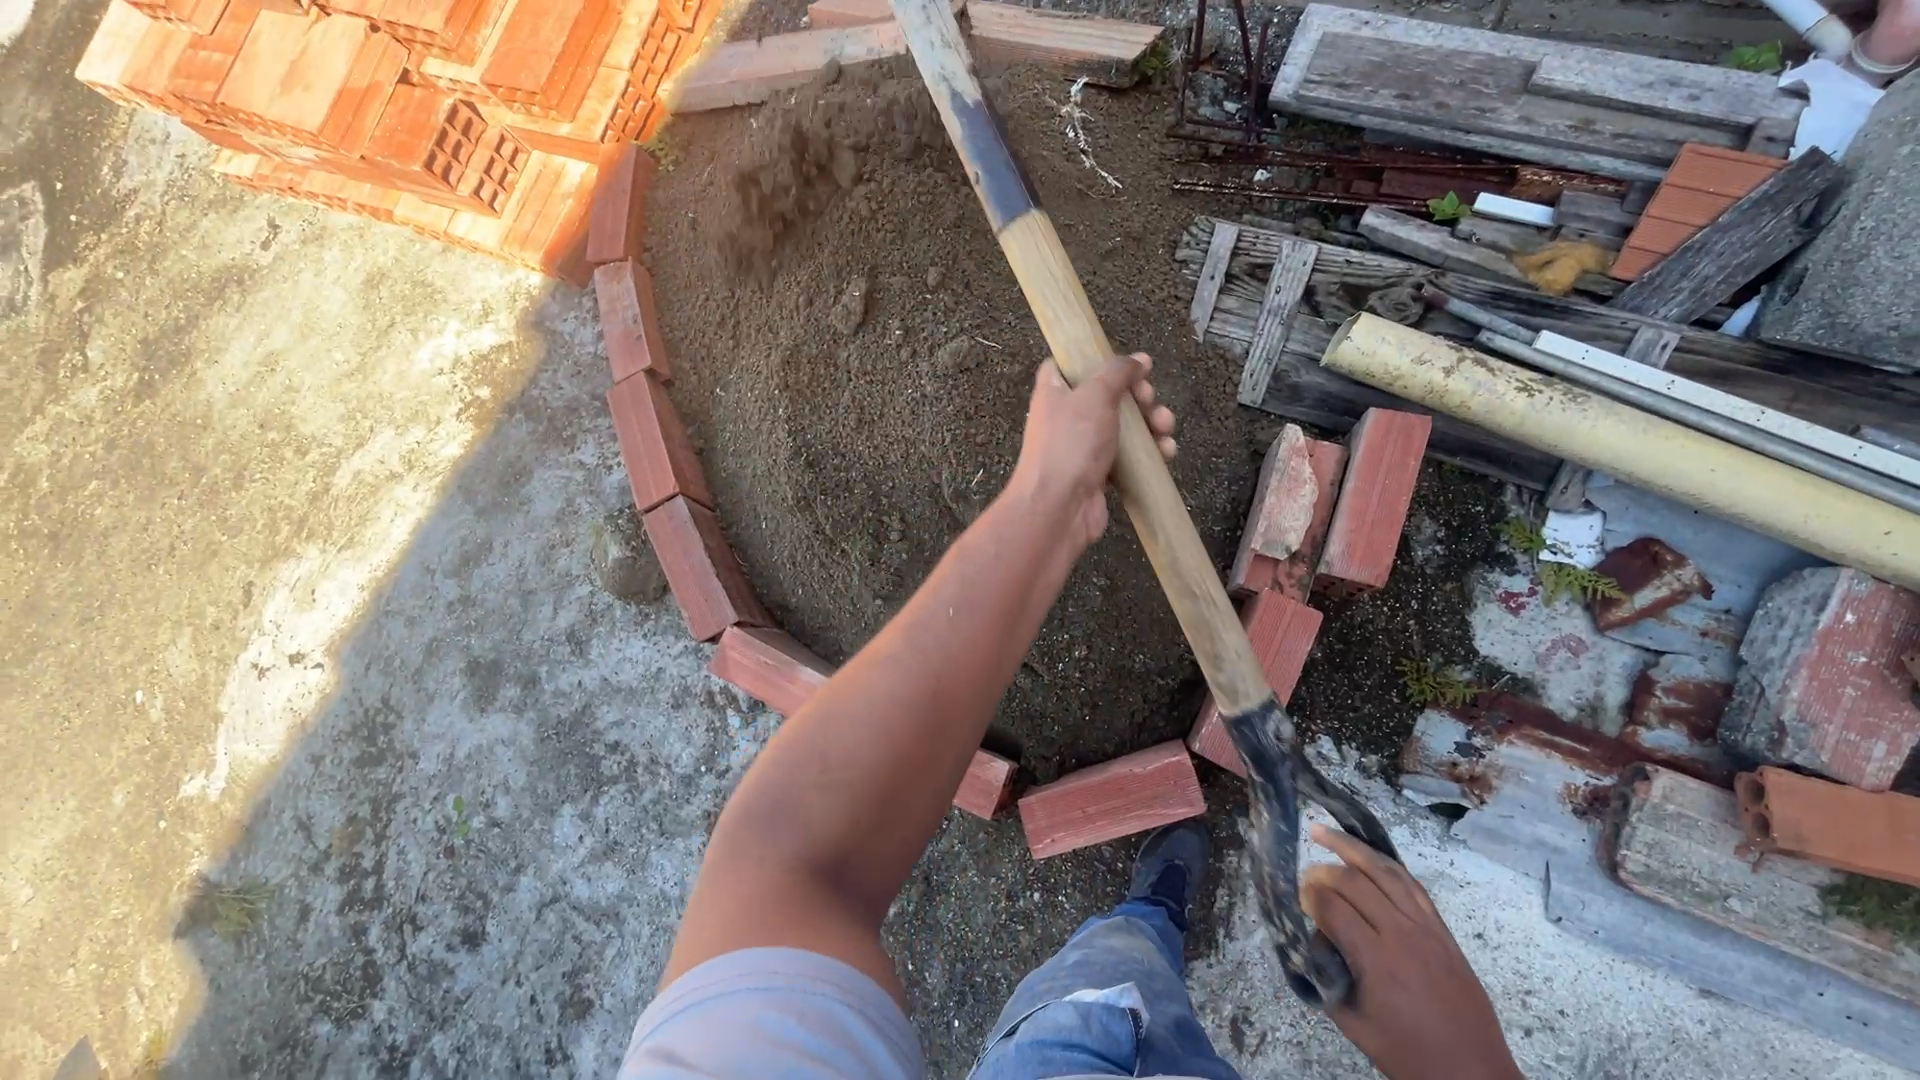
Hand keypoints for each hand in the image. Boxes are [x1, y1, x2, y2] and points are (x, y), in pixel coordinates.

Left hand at [1006, 353, 1175, 553]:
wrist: (1058, 508)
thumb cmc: (1070, 444)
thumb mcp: (1095, 395)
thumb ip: (1117, 372)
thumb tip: (1139, 360)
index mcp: (1055, 391)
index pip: (1070, 365)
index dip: (1098, 360)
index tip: (1128, 362)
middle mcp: (1067, 417)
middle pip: (1108, 395)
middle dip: (1138, 395)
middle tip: (1149, 399)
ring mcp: (1083, 447)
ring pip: (1124, 426)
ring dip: (1150, 423)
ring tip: (1165, 427)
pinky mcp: (1099, 473)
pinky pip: (1129, 457)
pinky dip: (1149, 452)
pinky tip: (1166, 452)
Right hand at [1302, 824, 1522, 1079]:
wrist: (1473, 1073)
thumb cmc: (1408, 1054)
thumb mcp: (1353, 1022)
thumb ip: (1326, 976)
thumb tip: (1311, 940)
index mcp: (1376, 959)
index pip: (1331, 907)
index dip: (1307, 896)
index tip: (1295, 897)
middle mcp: (1402, 934)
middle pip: (1354, 881)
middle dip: (1322, 872)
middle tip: (1305, 876)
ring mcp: (1427, 928)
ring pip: (1385, 871)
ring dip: (1351, 847)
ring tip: (1324, 832)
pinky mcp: (1443, 931)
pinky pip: (1412, 885)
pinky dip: (1386, 865)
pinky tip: (1369, 857)